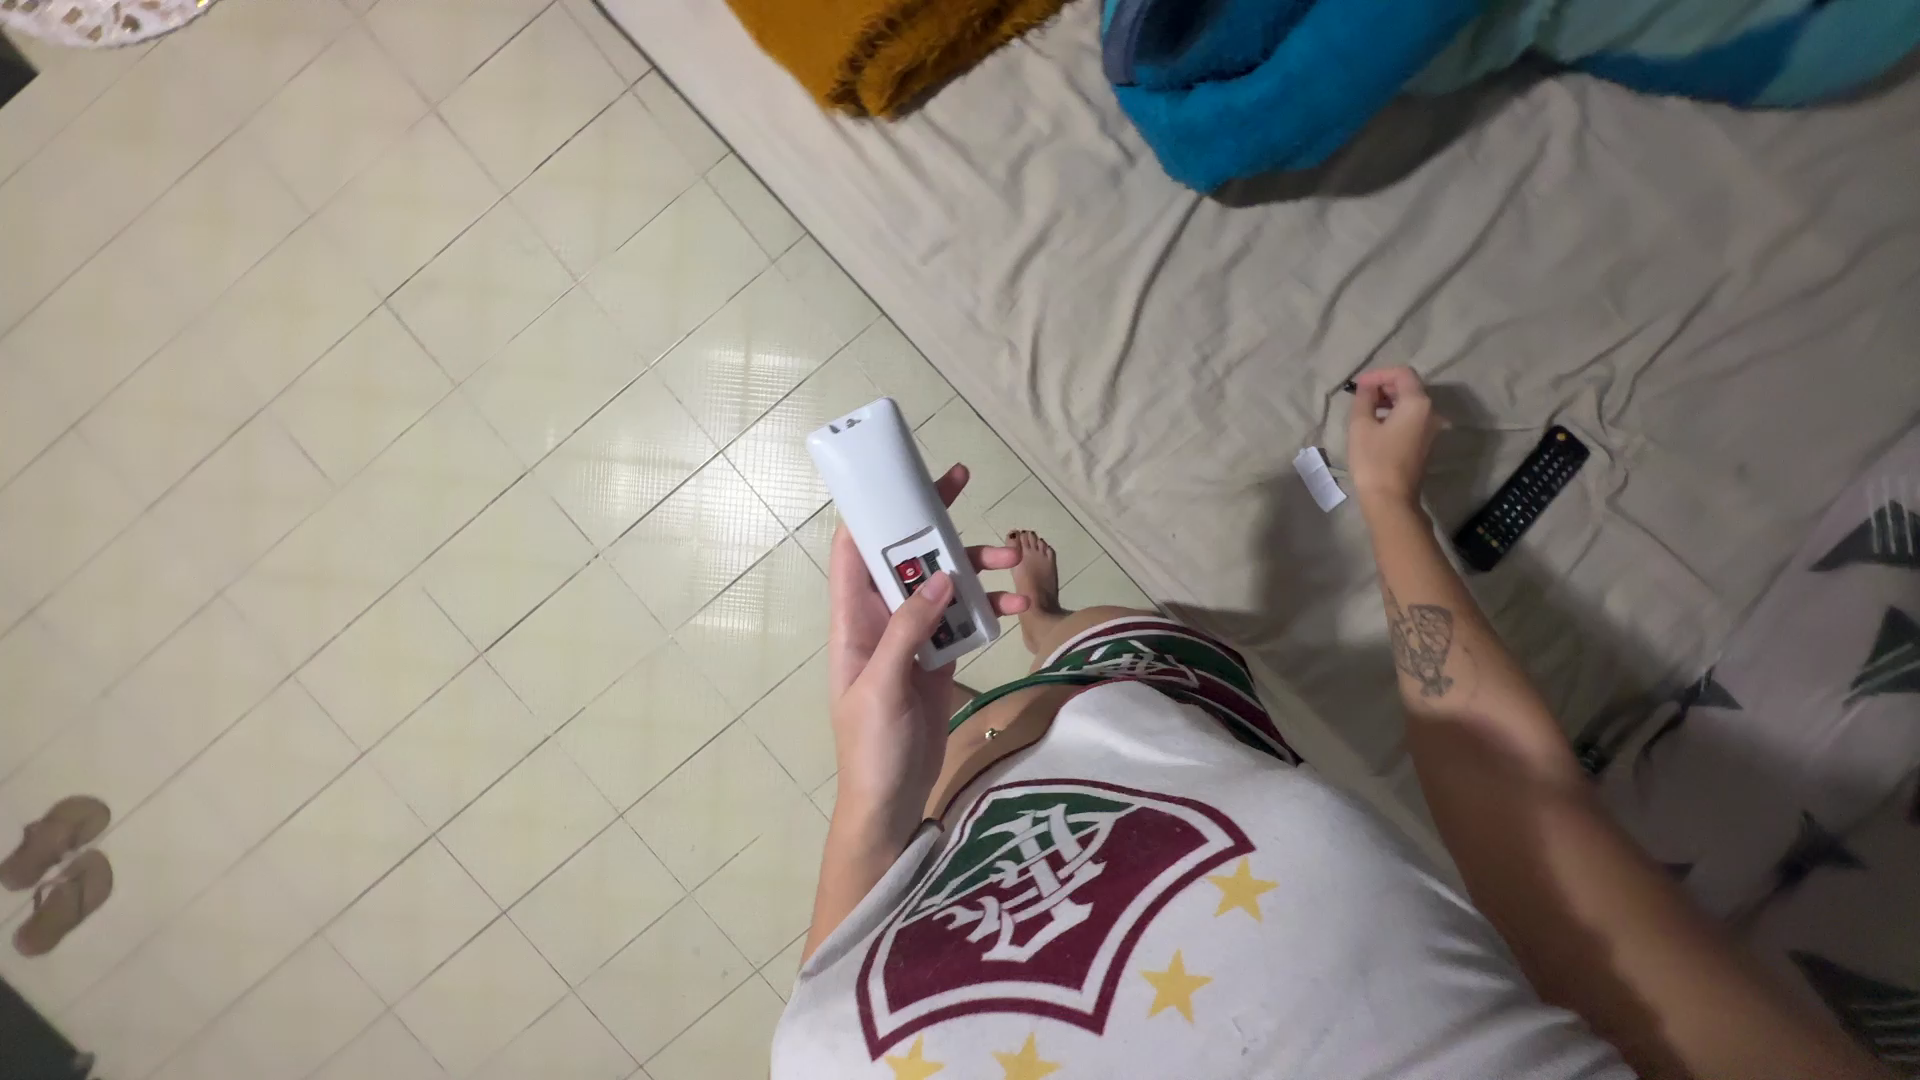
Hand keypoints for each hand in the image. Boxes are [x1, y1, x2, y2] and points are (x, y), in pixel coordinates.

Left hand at [827, 464, 1027, 837]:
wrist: (892, 798)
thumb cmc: (870, 746)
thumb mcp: (882, 686)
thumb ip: (908, 630)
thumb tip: (942, 576)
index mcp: (854, 620)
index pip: (855, 552)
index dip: (874, 512)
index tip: (901, 480)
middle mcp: (883, 618)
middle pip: (907, 556)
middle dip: (933, 521)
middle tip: (961, 481)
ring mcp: (914, 637)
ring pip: (944, 585)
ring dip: (975, 568)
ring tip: (1014, 562)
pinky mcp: (941, 657)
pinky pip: (965, 620)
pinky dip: (988, 609)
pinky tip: (1013, 606)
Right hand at [1347, 367, 1443, 509]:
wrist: (1390, 497)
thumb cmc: (1373, 460)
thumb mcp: (1361, 426)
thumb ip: (1364, 399)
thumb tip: (1366, 387)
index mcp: (1418, 403)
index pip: (1402, 373)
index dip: (1378, 374)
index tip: (1357, 385)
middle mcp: (1431, 411)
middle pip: (1409, 386)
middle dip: (1384, 385)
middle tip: (1359, 395)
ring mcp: (1431, 427)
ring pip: (1411, 402)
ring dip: (1389, 400)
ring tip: (1365, 408)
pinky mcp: (1426, 441)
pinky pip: (1412, 417)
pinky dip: (1395, 413)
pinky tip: (1376, 423)